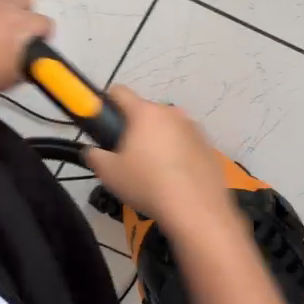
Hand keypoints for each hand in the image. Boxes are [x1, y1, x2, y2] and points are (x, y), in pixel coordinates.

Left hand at [0, 0, 53, 104]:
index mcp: (22, 22)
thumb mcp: (17, 74)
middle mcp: (3, 6)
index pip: (44, 22)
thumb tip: (29, 56)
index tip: (39, 47)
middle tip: (19, 35)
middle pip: (23, 0)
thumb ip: (27, 60)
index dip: (45, 36)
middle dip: (26, 15)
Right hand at [85, 86, 236, 241]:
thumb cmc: (147, 185)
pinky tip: (175, 179)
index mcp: (145, 112)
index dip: (106, 104)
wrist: (196, 211)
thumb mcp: (108, 173)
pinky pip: (186, 143)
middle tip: (127, 156)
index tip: (104, 124)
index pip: (118, 91)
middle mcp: (172, 113)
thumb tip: (93, 152)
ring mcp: (195, 129)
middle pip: (145, 112)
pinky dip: (179, 154)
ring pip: (168, 127)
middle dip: (134, 128)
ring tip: (154, 172)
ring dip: (158, 140)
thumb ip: (94, 155)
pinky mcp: (210, 147)